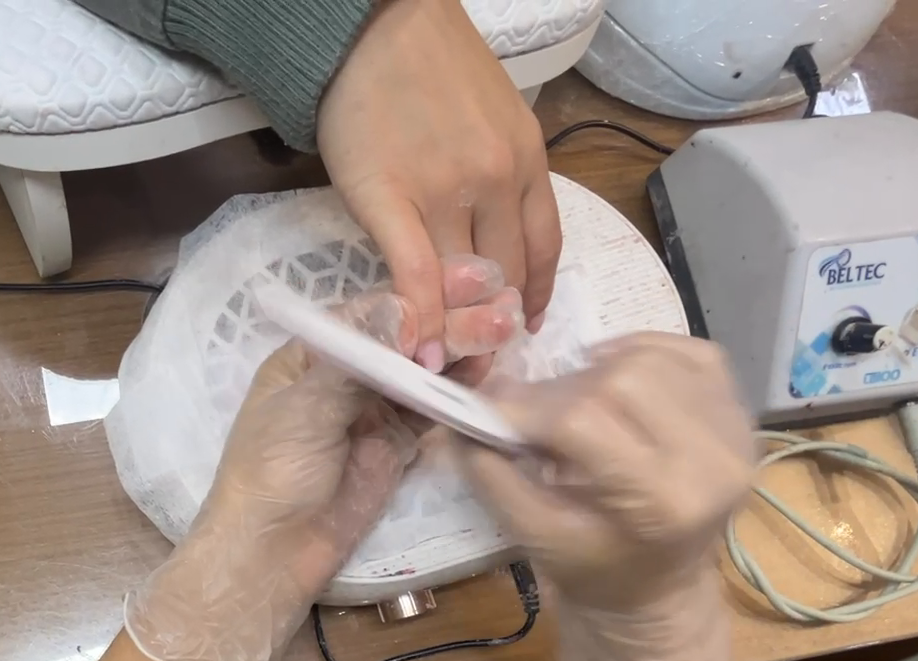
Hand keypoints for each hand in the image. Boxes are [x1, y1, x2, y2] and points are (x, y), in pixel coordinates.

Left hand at [125, 262, 523, 660]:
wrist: (274, 549)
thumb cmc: (273, 472)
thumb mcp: (305, 409)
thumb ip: (356, 361)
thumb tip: (403, 308)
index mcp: (310, 355)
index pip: (370, 312)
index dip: (417, 298)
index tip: (462, 285)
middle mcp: (345, 374)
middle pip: (404, 337)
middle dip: (450, 319)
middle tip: (500, 304)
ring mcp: (373, 409)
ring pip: (425, 370)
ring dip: (463, 350)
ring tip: (506, 326)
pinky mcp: (397, 443)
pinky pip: (432, 409)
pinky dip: (459, 392)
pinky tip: (488, 369)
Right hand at [318, 0, 560, 371]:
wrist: (374, 28)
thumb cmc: (430, 72)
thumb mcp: (488, 121)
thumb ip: (493, 182)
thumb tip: (480, 245)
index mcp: (526, 162)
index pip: (543, 249)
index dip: (533, 300)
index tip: (520, 333)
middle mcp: (498, 181)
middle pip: (506, 276)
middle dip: (494, 328)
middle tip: (478, 366)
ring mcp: (447, 193)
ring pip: (462, 285)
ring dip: (456, 334)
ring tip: (446, 369)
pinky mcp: (393, 201)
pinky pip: (414, 275)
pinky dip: (419, 320)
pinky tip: (418, 352)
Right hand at [458, 334, 757, 660]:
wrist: (654, 588)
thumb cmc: (589, 568)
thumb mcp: (529, 534)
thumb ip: (491, 474)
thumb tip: (462, 413)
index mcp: (662, 503)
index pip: (583, 422)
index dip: (523, 407)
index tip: (482, 409)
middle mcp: (715, 460)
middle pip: (617, 381)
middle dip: (554, 391)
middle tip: (522, 413)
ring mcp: (737, 429)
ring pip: (646, 360)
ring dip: (590, 373)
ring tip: (566, 406)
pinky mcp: (741, 408)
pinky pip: (684, 350)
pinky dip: (635, 354)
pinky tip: (607, 379)